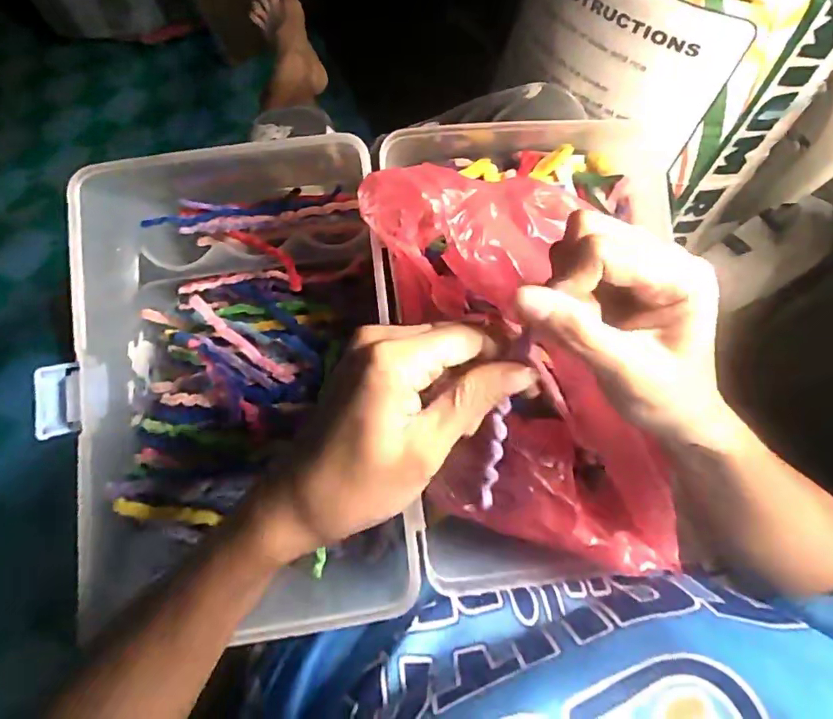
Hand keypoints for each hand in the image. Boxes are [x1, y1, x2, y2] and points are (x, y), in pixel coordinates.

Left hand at [244, 323, 535, 563]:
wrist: (298, 499)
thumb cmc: (363, 485)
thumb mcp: (427, 447)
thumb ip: (474, 399)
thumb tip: (525, 368)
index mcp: (394, 354)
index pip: (468, 336)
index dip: (505, 354)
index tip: (534, 382)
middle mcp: (379, 333)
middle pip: (452, 336)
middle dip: (484, 365)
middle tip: (506, 406)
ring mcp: (368, 341)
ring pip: (437, 344)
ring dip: (462, 372)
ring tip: (478, 413)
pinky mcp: (364, 354)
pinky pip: (416, 353)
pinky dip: (437, 375)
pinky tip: (446, 407)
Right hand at [515, 210, 732, 446]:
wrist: (679, 415)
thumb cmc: (663, 399)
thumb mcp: (622, 372)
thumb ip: (574, 330)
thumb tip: (518, 296)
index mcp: (681, 274)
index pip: (604, 249)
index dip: (571, 281)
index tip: (563, 323)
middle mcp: (664, 251)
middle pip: (589, 228)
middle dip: (568, 273)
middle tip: (571, 318)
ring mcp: (641, 253)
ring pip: (578, 234)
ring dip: (565, 275)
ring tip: (582, 318)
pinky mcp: (620, 262)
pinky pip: (576, 250)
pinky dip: (566, 279)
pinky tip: (582, 311)